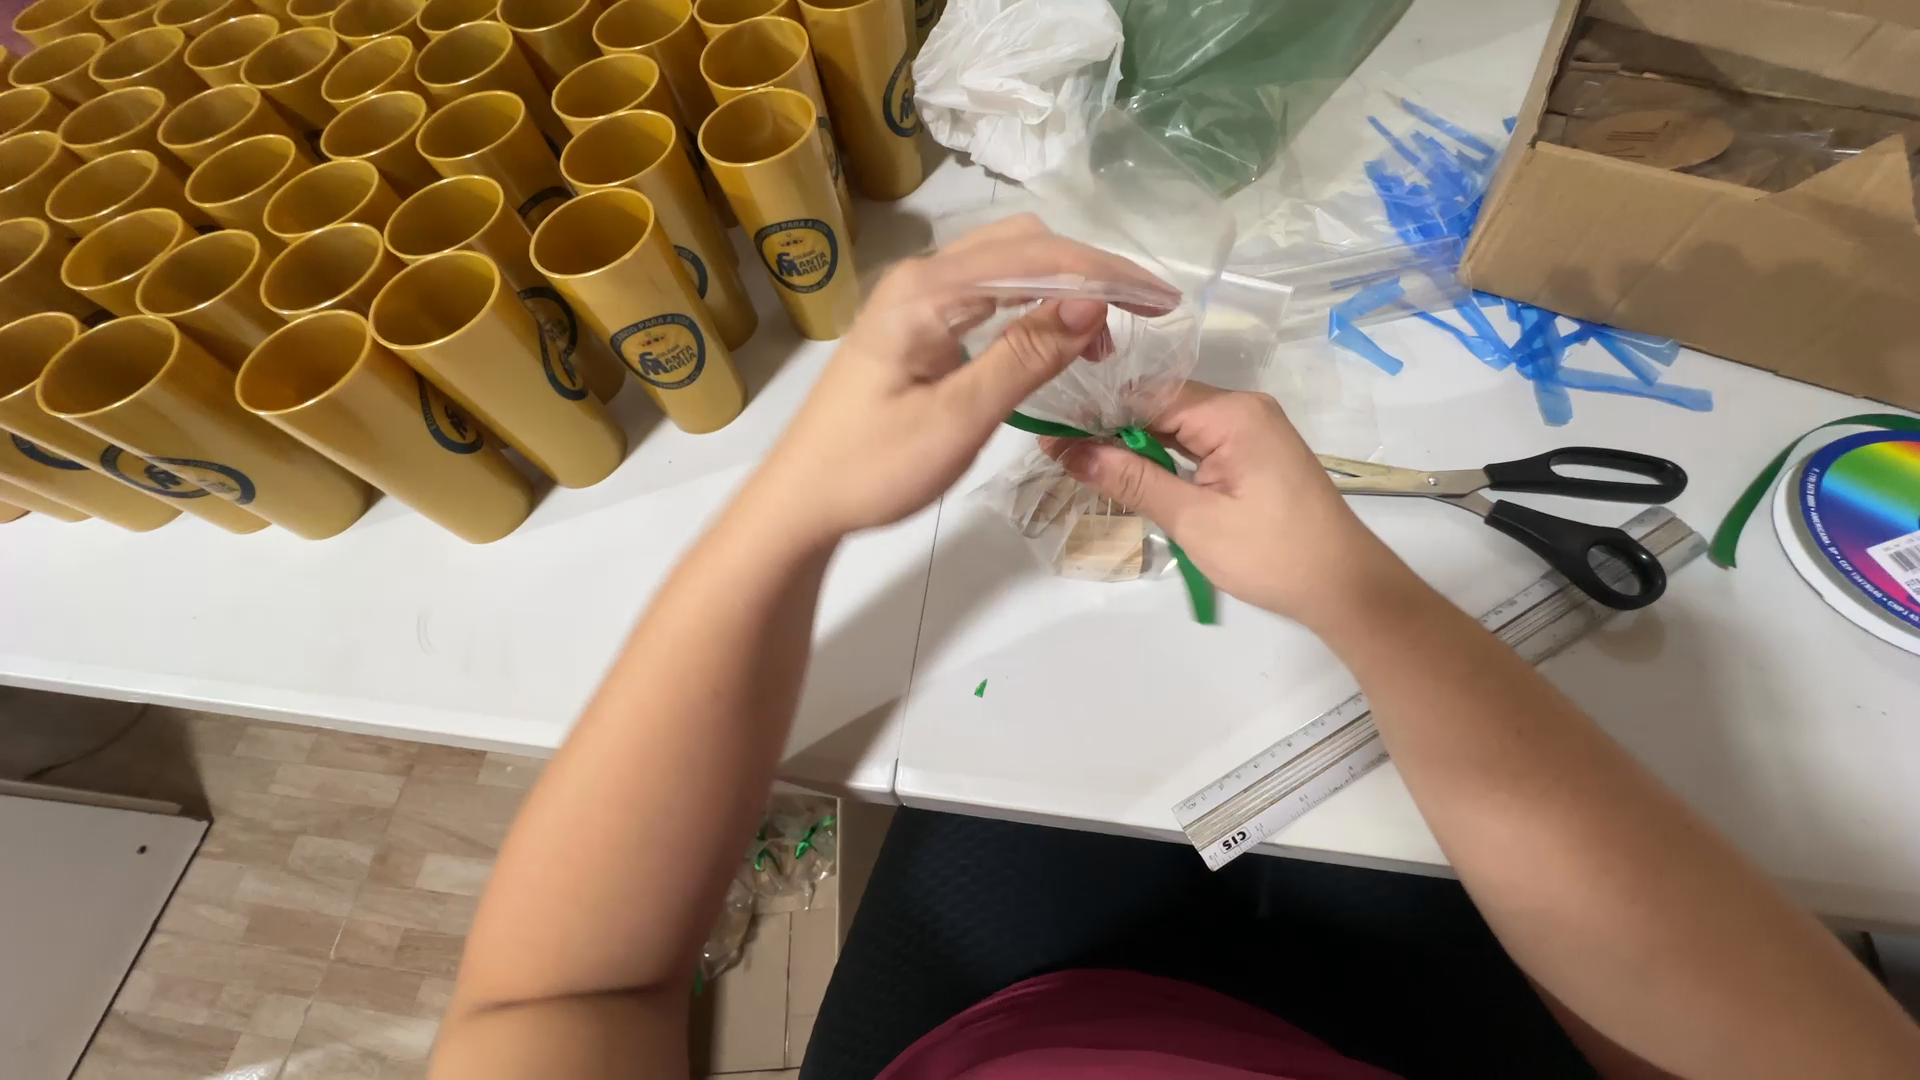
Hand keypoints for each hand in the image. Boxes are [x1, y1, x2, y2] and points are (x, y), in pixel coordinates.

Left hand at [752, 215, 1176, 543]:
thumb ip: (1024, 356)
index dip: (1106, 275)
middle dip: (1087, 276)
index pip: (1037, 259)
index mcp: (927, 292)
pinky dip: (1027, 308)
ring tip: (1098, 340)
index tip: (1161, 301)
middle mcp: (920, 279)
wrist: (803, 499)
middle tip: (1133, 324)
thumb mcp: (957, 418)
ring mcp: (913, 301)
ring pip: (1004, 269)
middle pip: (1022, 248)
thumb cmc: (873, 467)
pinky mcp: (913, 327)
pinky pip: (984, 296)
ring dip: (1059, 291)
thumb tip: (1091, 305)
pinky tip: (1049, 338)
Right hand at [1044, 382, 1411, 626]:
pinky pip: (1195, 442)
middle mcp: (1243, 409)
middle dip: (1111, 429)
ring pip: (1175, 425)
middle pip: (1160, 405)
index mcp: (1232, 413)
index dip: (1097, 415)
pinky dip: (1162, 456)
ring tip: (1081, 461)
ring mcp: (1250, 430)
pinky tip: (1129, 472)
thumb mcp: (1193, 519)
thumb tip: (1071, 452)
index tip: (1053, 436)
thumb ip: (1132, 479)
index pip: (1148, 395)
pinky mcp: (1252, 453)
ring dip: (1134, 444)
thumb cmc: (1271, 554)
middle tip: (1059, 453)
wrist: (1344, 587)